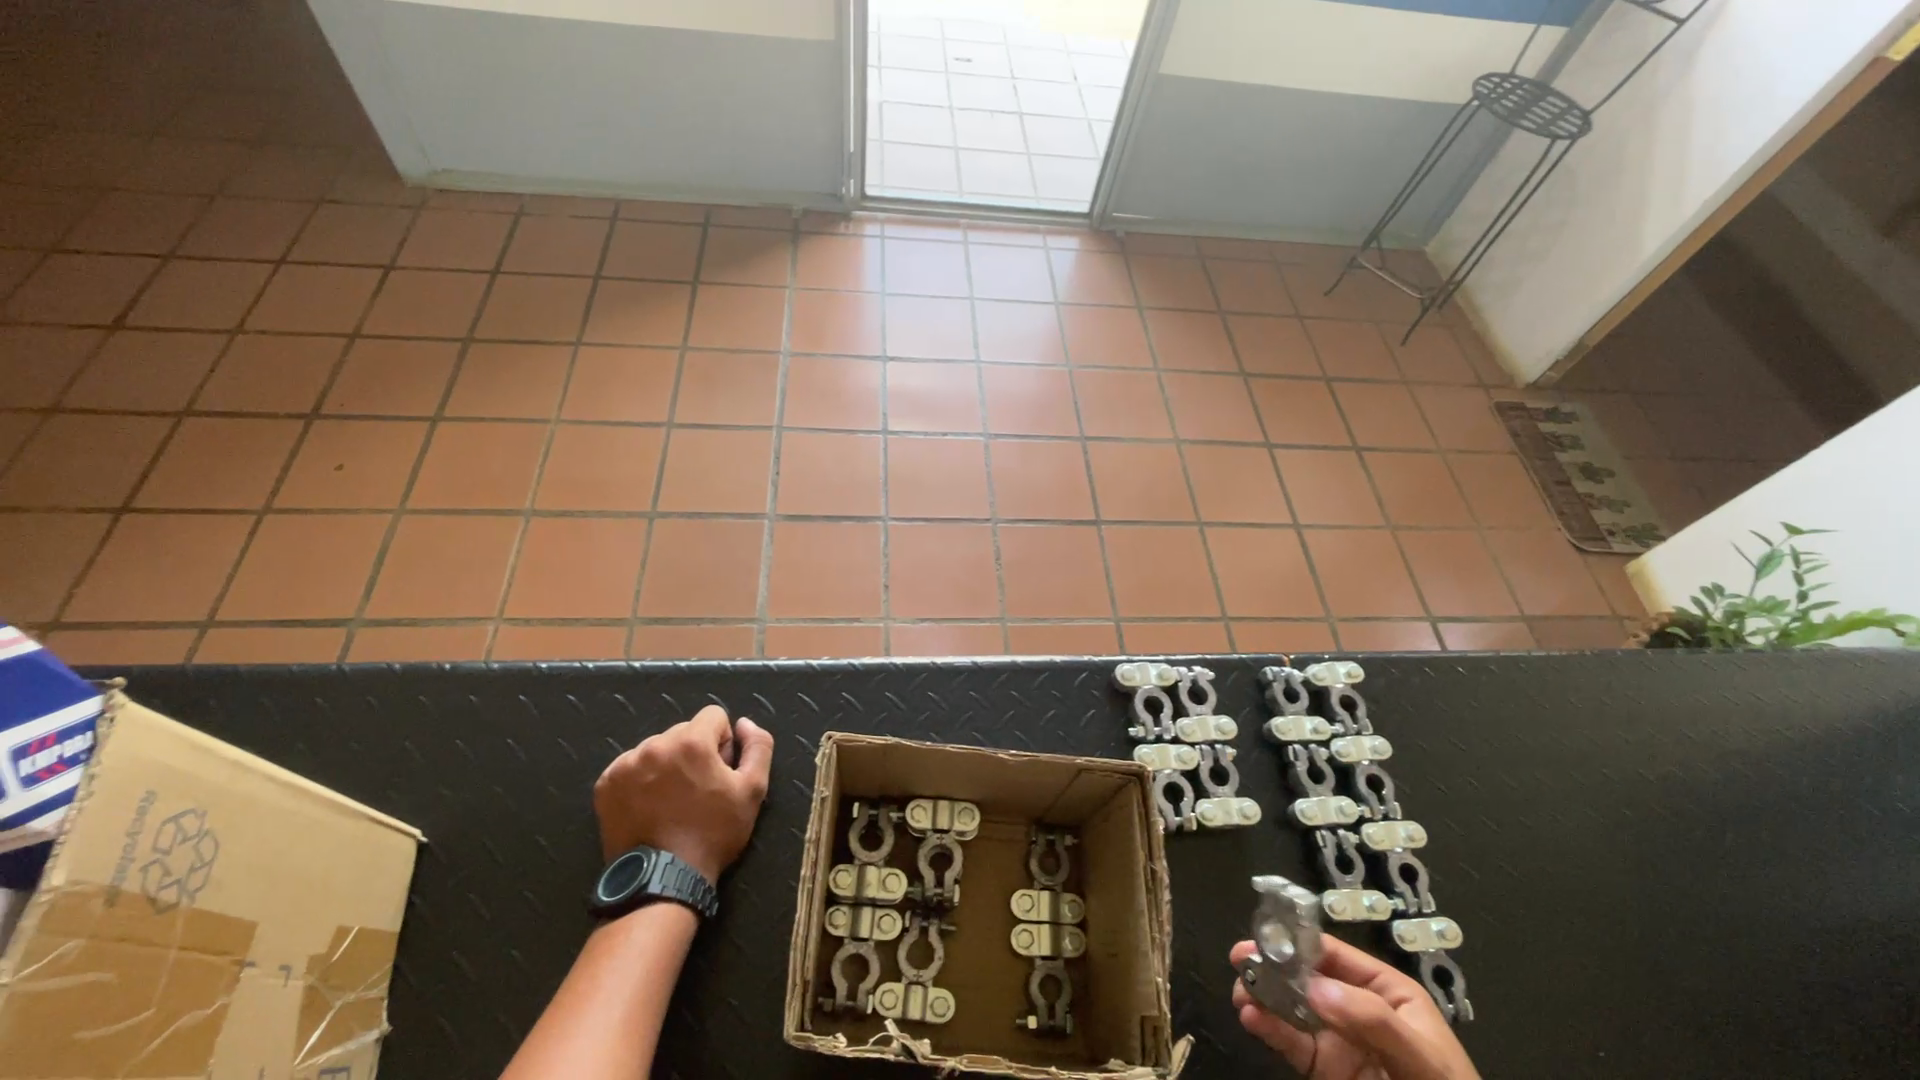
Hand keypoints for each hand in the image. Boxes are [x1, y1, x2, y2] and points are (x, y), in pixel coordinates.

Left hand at [593, 705, 773, 880]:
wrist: (663, 877)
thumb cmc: (713, 833)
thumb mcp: (753, 792)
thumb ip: (758, 747)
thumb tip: (745, 723)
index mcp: (691, 741)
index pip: (713, 716)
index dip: (723, 742)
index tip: (721, 771)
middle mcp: (655, 745)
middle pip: (683, 732)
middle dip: (694, 752)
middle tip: (698, 790)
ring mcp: (626, 764)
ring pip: (656, 748)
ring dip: (667, 764)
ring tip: (672, 801)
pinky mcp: (605, 784)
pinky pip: (630, 767)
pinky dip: (641, 780)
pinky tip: (649, 806)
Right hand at [1230, 936, 1477, 1079]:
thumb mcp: (1420, 1056)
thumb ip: (1372, 1019)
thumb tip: (1314, 988)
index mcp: (1387, 992)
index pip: (1336, 956)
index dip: (1299, 942)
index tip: (1264, 937)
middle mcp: (1355, 1009)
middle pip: (1306, 977)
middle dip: (1271, 966)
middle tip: (1240, 959)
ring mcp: (1337, 1040)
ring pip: (1291, 1008)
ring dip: (1262, 996)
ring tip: (1241, 994)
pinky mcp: (1323, 1068)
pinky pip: (1290, 1042)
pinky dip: (1267, 1028)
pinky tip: (1251, 1018)